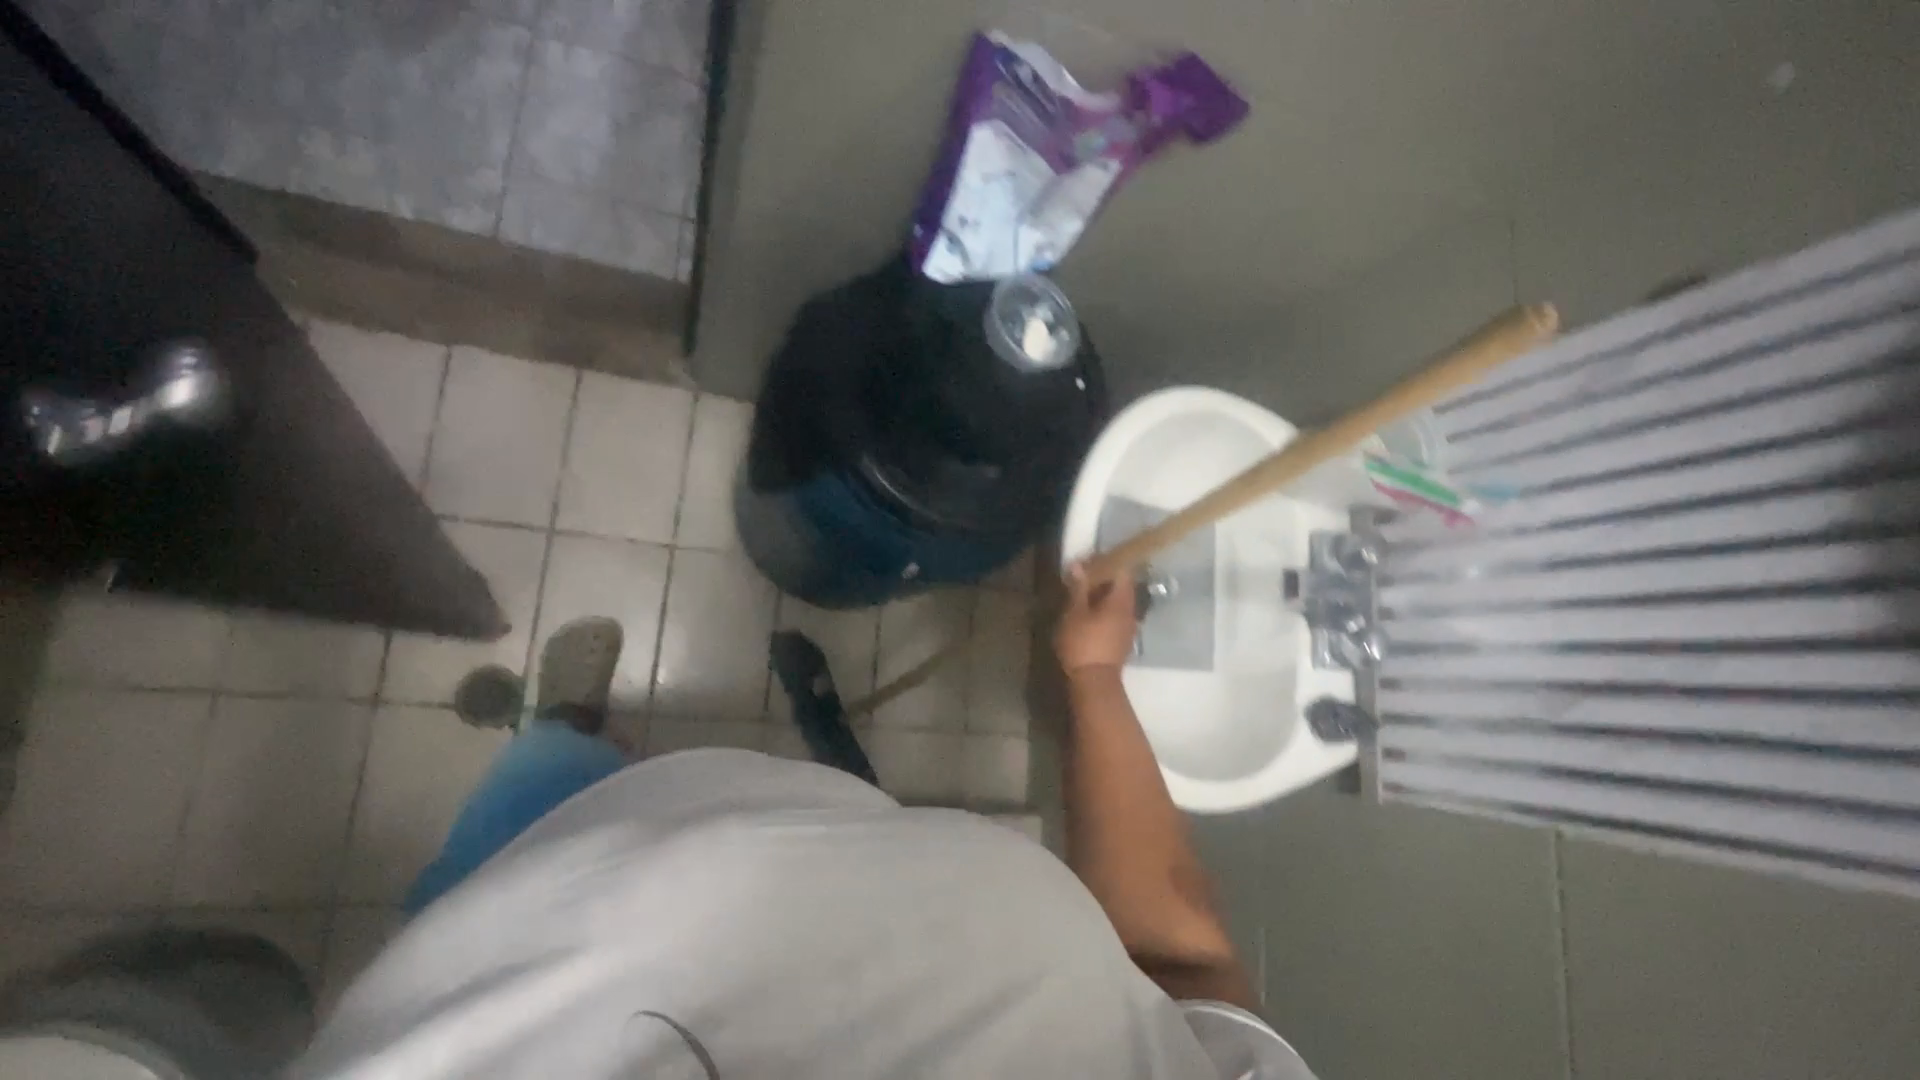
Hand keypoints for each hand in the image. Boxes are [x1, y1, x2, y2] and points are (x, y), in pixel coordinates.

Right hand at [1055, 561, 1137, 678]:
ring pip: (1118, 604)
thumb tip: (1079, 565)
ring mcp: (1129, 628)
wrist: (1094, 682)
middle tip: (1081, 578)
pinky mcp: (1123, 641)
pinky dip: (1104, 612)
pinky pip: (1116, 618)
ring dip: (1103, 597)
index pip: (1123, 571)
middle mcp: (1131, 612)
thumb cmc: (1083, 643)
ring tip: (1081, 597)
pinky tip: (1088, 616)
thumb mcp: (1075, 613)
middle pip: (1122, 587)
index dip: (1108, 563)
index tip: (1090, 561)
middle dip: (1103, 580)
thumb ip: (1079, 588)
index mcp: (1121, 601)